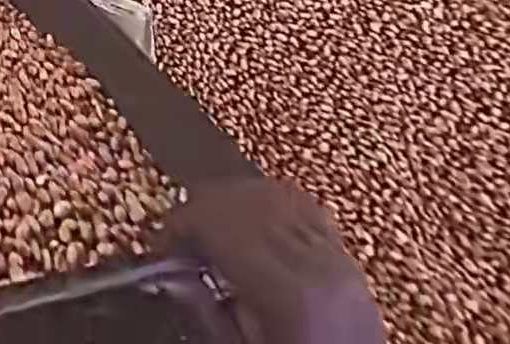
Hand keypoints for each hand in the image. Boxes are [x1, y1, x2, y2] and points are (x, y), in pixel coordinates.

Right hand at [162, 178, 383, 343]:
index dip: (179, 224)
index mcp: (287, 291)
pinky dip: (272, 206)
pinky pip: (304, 208)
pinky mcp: (349, 264)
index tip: (160, 243)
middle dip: (201, 209)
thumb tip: (173, 273)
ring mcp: (337, 260)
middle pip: (240, 199)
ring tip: (215, 230)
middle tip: (180, 236)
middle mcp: (315, 263)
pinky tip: (256, 225)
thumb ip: (205, 314)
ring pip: (270, 194)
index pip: (216, 222)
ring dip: (234, 203)